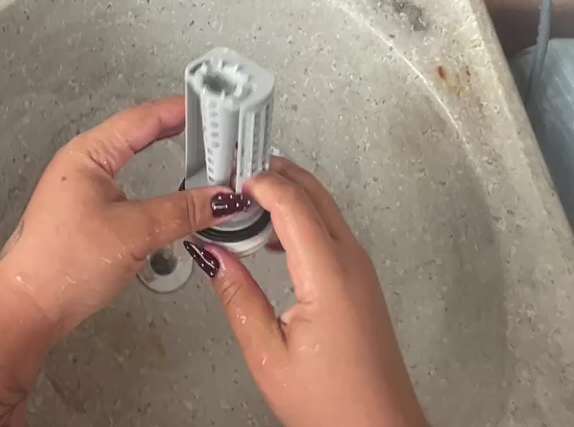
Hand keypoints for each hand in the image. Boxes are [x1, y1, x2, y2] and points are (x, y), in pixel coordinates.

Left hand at [0, 96, 251, 337]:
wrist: (27, 308)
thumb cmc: (67, 263)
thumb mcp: (134, 232)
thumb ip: (182, 212)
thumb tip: (223, 200)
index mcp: (89, 152)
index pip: (142, 118)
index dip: (178, 109)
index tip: (211, 106)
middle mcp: (83, 160)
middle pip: (138, 131)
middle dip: (176, 127)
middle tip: (214, 126)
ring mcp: (82, 184)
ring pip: (132, 155)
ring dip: (165, 149)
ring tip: (199, 147)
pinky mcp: (85, 207)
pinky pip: (127, 176)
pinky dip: (154, 173)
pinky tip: (170, 181)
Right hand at [189, 157, 428, 426]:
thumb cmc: (334, 405)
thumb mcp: (268, 355)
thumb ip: (237, 297)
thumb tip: (213, 254)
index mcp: (329, 275)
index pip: (293, 202)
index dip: (260, 181)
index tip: (231, 177)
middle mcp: (350, 260)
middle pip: (312, 190)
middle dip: (273, 172)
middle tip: (236, 171)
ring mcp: (359, 265)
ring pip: (323, 203)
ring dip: (287, 190)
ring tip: (247, 198)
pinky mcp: (360, 275)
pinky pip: (329, 225)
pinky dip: (300, 212)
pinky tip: (272, 233)